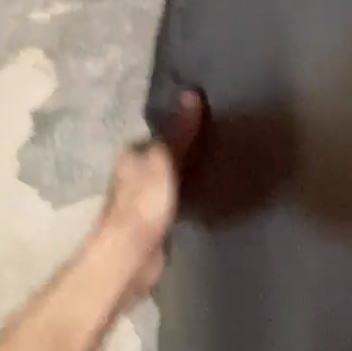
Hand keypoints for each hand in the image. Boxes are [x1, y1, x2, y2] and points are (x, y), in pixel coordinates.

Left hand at [96, 90, 203, 304]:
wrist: (131, 257)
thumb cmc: (143, 202)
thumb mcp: (164, 159)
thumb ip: (178, 131)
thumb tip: (191, 93)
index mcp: (132, 153)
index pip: (159, 130)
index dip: (181, 121)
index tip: (209, 114)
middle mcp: (134, 173)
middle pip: (165, 153)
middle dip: (186, 146)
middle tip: (220, 135)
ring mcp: (144, 198)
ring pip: (172, 175)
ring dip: (188, 170)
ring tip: (218, 158)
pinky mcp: (156, 221)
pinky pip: (177, 198)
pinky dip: (189, 192)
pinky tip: (206, 191)